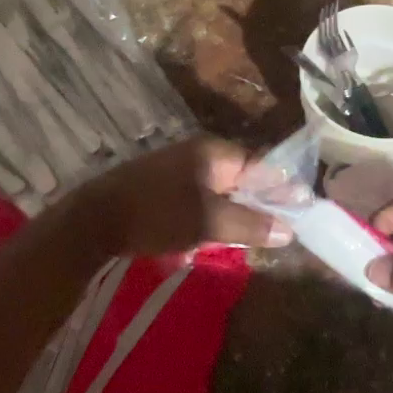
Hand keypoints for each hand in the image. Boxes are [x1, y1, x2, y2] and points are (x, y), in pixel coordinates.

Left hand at [77, 137, 292, 256]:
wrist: (93, 220)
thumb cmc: (156, 214)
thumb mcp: (208, 223)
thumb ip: (250, 224)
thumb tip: (289, 229)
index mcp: (212, 152)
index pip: (260, 165)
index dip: (281, 189)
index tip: (299, 212)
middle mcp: (196, 154)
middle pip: (239, 178)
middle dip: (256, 204)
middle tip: (275, 230)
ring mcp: (175, 169)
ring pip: (216, 191)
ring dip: (230, 214)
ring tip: (244, 240)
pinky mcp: (158, 187)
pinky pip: (195, 200)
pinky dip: (206, 217)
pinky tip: (206, 240)